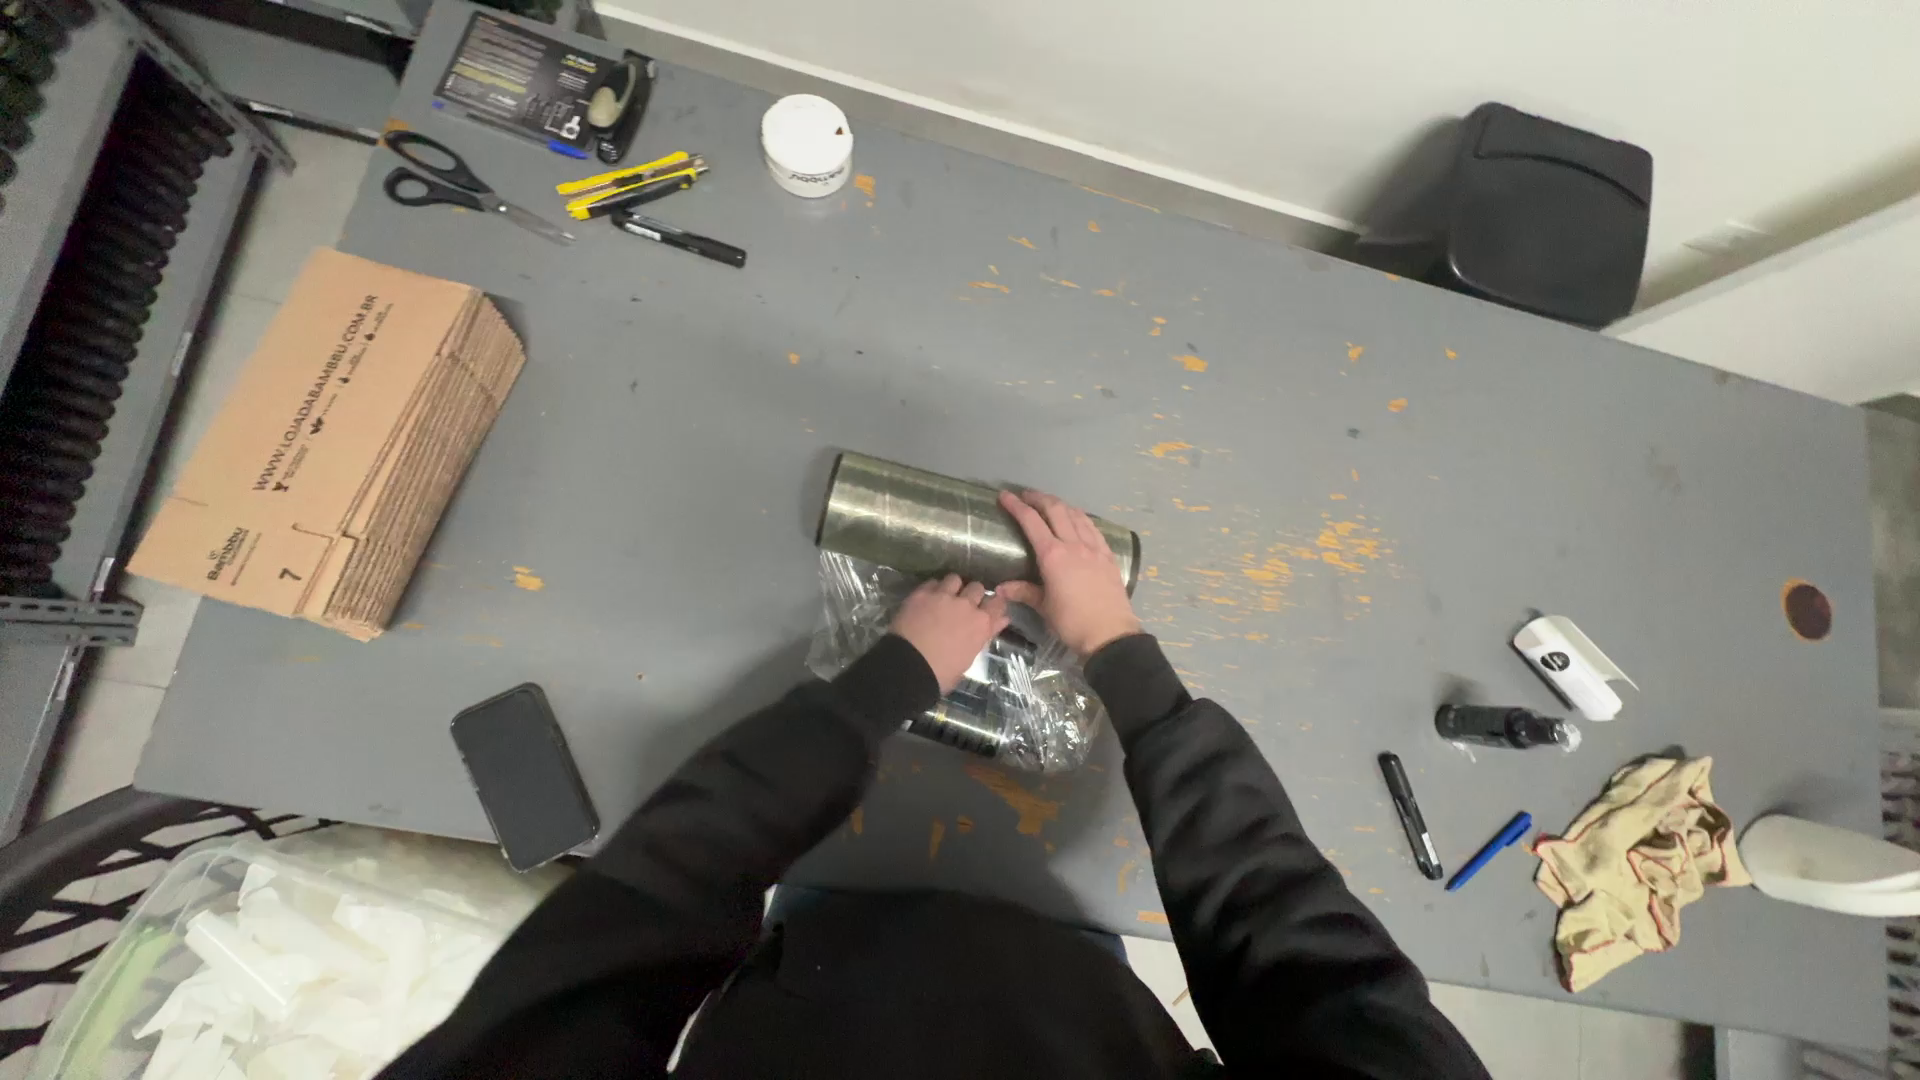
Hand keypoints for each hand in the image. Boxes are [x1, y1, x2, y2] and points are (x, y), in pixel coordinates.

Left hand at [890, 574, 1011, 693]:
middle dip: (972, 595)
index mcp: (981, 624)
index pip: (998, 604)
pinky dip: (932, 589)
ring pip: (955, 579)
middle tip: (964, 605)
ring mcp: (943, 596)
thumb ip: (984, 636)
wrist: (909, 666)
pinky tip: (927, 599)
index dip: (994, 604)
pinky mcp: (922, 593)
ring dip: (953, 587)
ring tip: (945, 597)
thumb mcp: (969, 659)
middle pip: (977, 587)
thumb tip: (1001, 621)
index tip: (989, 608)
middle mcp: (966, 605)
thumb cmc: (941, 673)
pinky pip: (932, 582)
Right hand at [995, 490, 1140, 656]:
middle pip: (1056, 510)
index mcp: (1053, 555)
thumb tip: (1001, 589)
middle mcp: (1074, 544)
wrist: (1111, 634)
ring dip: (1061, 504)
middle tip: (1026, 496)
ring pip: (1076, 515)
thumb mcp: (1044, 607)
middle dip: (1039, 498)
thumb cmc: (1072, 622)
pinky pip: (1093, 528)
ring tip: (1050, 503)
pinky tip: (1078, 519)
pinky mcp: (1108, 555)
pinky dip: (1081, 518)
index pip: (1031, 522)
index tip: (1005, 496)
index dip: (1017, 506)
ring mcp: (1094, 548)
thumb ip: (1023, 592)